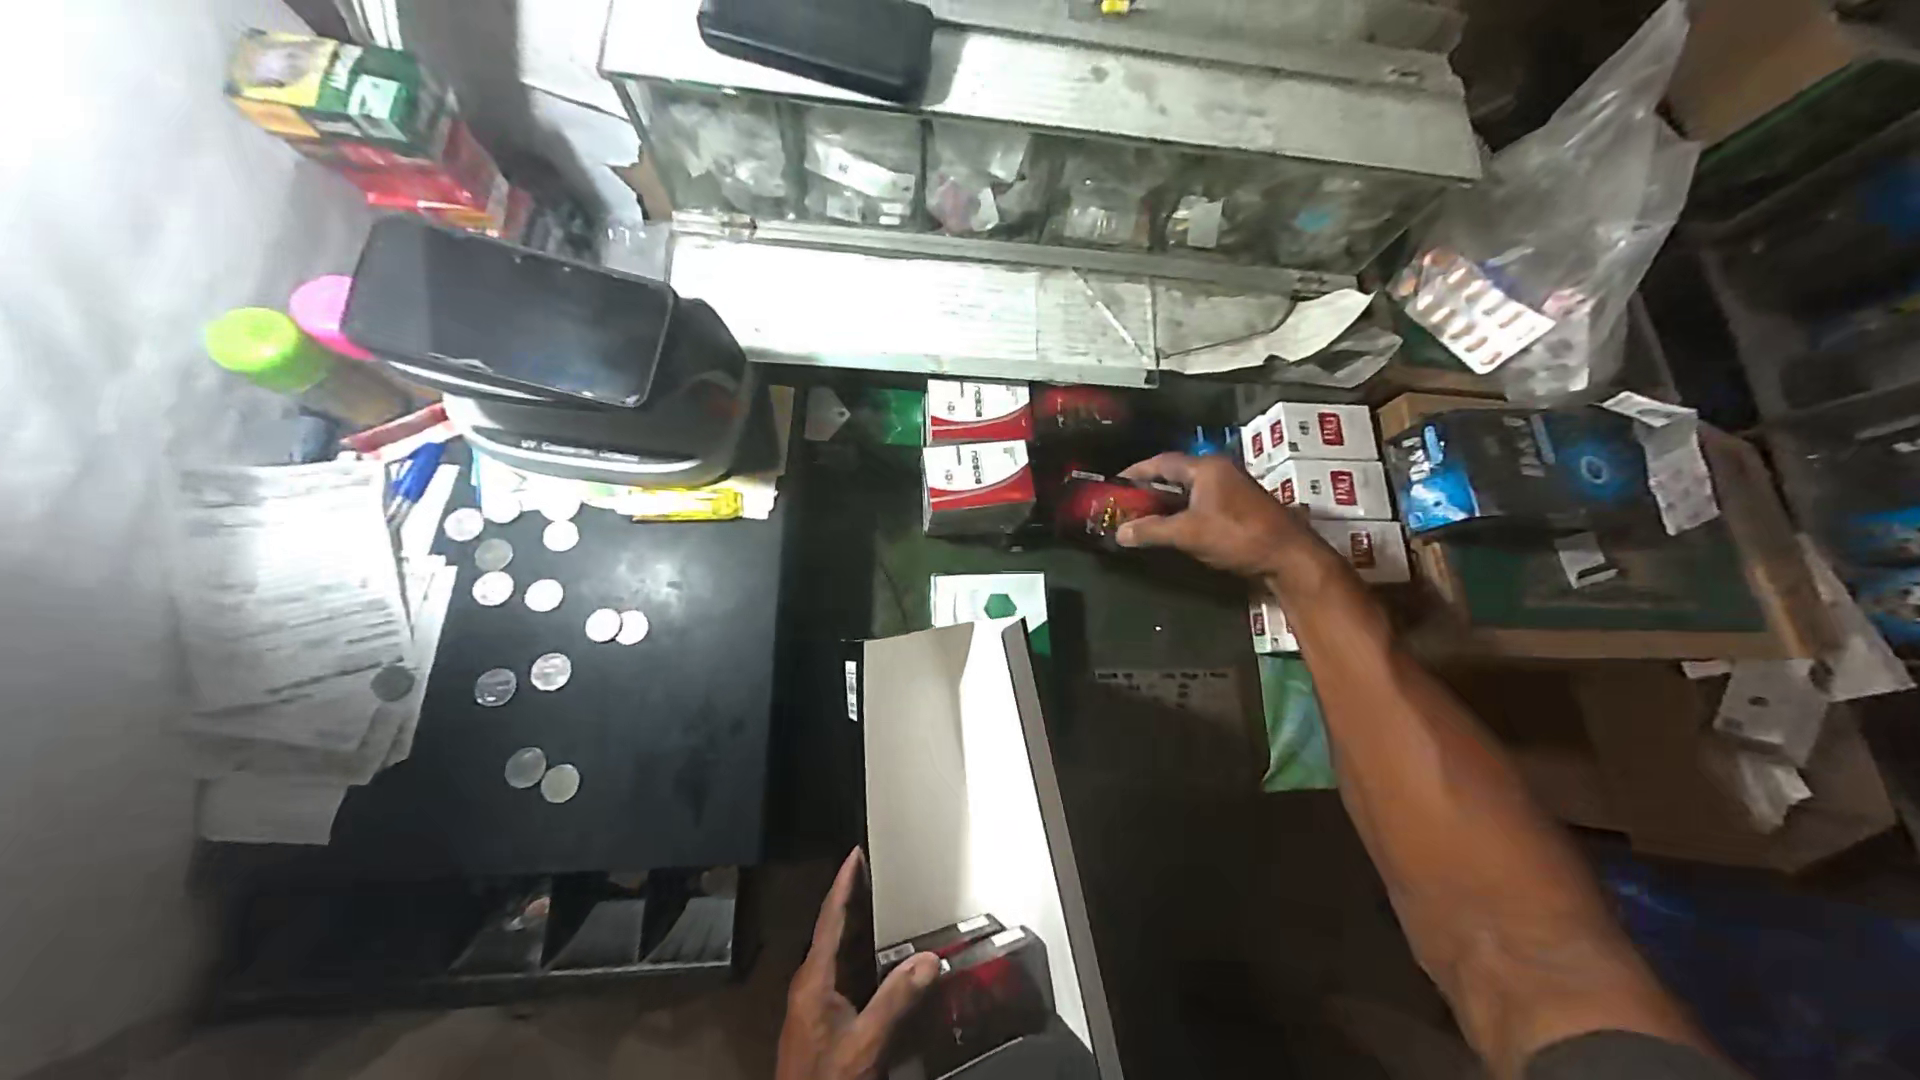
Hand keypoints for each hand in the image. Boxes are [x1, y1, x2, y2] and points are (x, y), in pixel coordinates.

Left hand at [777, 849, 941, 1079]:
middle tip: (876, 869)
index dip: (843, 883)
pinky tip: (879, 951)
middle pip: (833, 927)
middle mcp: (810, 981)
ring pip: (837, 948)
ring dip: (857, 923)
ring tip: (881, 899)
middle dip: (853, 896)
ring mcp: (813, 998)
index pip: (831, 917)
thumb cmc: (826, 1079)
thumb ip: (896, 999)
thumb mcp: (865, 1042)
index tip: (855, 853)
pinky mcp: (821, 1013)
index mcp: (814, 978)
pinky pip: (842, 967)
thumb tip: (929, 958)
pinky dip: (860, 949)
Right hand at [1116, 453, 1326, 580]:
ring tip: (1141, 515)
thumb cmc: (1237, 536)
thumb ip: (1151, 531)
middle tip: (1125, 502)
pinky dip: (1181, 511)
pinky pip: (1200, 502)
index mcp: (1206, 468)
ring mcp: (1231, 489)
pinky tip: (1170, 526)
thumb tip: (1120, 533)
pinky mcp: (1238, 507)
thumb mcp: (1188, 534)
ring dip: (1165, 502)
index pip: (1162, 462)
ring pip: (1188, 490)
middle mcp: (1219, 472)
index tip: (1115, 483)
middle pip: (1174, 474)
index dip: (1136, 472)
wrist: (1288, 557)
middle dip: (1148, 488)